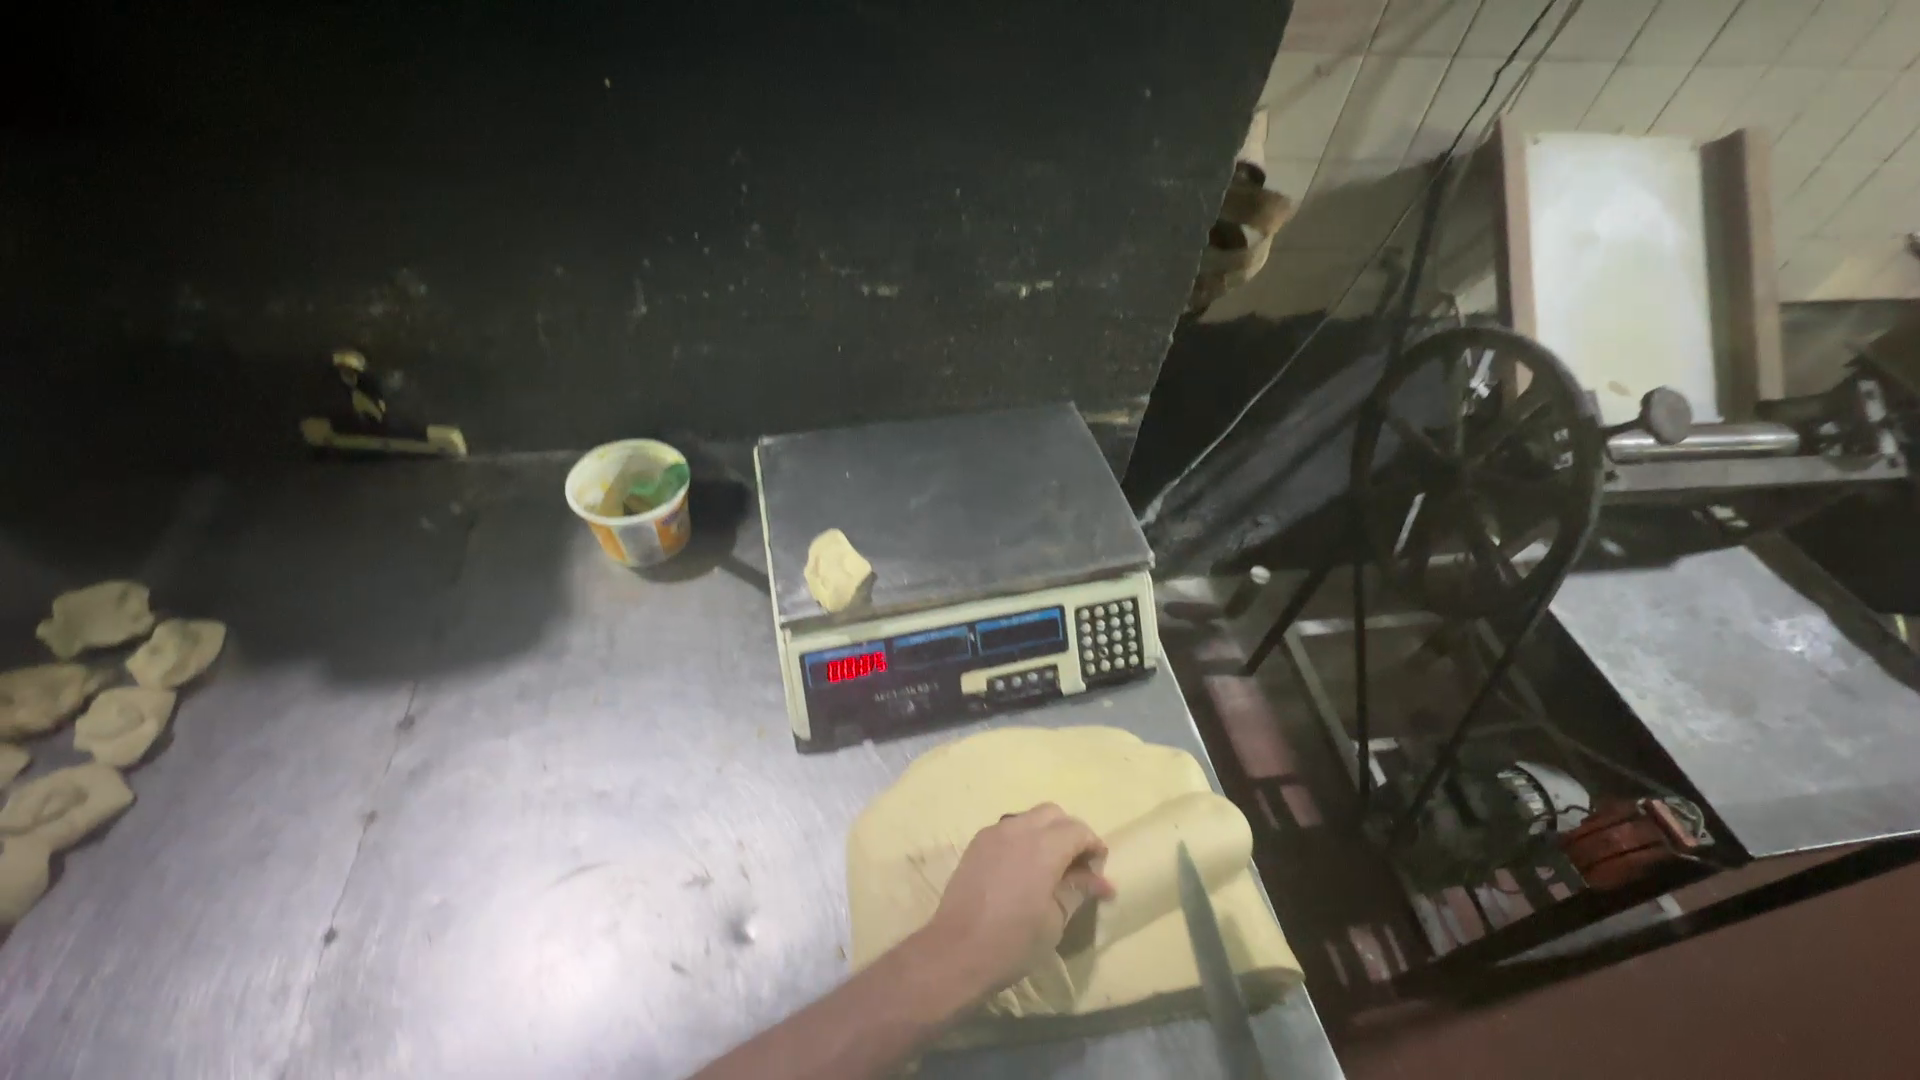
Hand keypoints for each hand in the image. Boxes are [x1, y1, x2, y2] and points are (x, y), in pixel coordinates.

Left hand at [920, 803, 1115, 996]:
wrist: (956, 951)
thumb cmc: (1013, 941)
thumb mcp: (1055, 920)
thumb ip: (1077, 891)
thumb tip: (1102, 882)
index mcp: (1042, 846)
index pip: (1077, 829)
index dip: (1093, 846)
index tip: (1098, 871)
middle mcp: (1017, 830)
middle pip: (1053, 814)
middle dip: (1070, 833)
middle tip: (1077, 866)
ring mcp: (992, 834)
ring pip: (1028, 818)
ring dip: (1046, 833)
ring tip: (1051, 868)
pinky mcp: (976, 845)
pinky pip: (1008, 829)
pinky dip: (1023, 839)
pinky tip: (1024, 869)